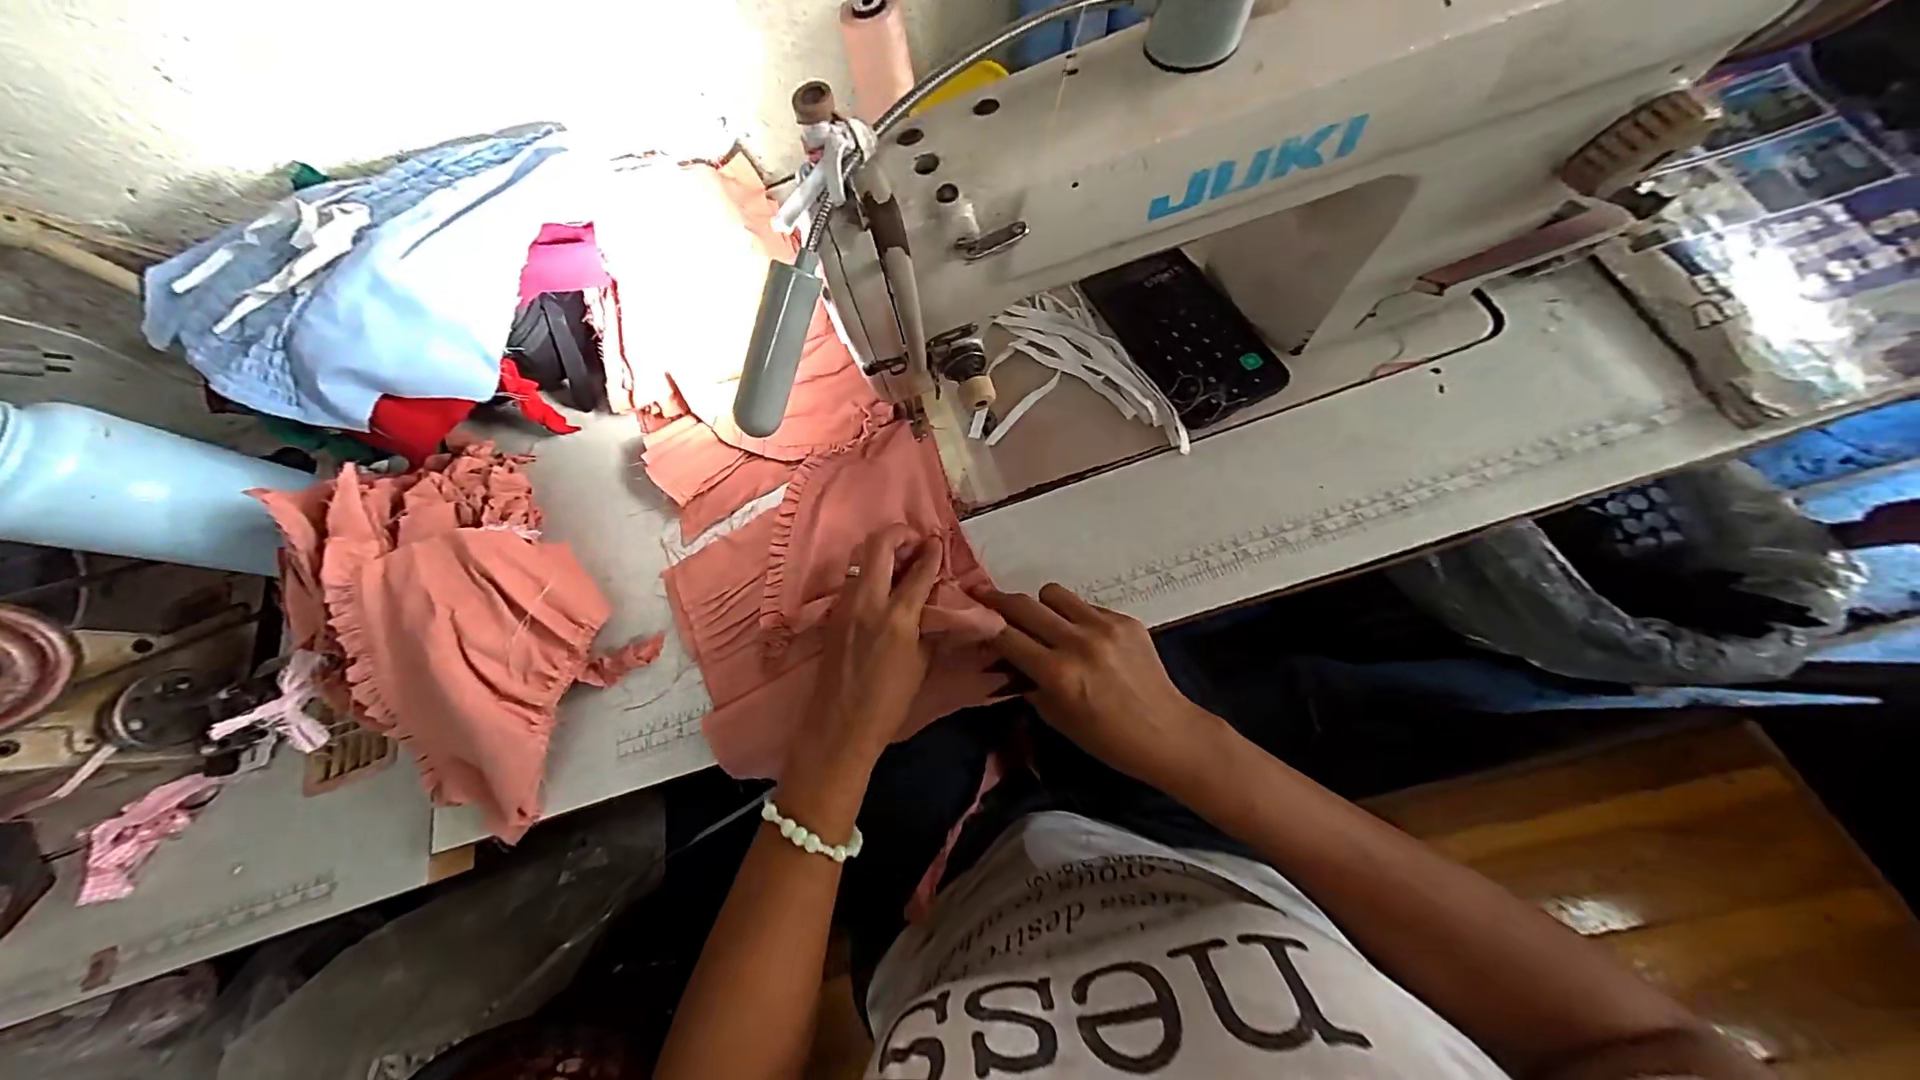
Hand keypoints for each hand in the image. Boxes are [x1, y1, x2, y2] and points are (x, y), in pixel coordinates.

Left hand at [790, 525, 943, 786]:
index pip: (919, 569)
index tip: (937, 544)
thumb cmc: (889, 701)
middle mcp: (867, 601)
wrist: (839, 725)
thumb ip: (929, 626)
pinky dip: (871, 574)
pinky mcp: (833, 615)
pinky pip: (853, 581)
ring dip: (883, 553)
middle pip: (879, 545)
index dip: (932, 552)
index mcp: (896, 616)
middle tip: (915, 543)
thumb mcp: (921, 664)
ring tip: (901, 564)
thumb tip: (935, 602)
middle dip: (899, 535)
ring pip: (862, 560)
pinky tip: (883, 588)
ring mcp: (845, 605)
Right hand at [976, 584, 1233, 796]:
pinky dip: (1075, 617)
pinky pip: (1085, 606)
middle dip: (999, 602)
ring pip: (1053, 594)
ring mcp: (1105, 626)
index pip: (1007, 636)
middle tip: (986, 601)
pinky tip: (1085, 639)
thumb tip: (1007, 660)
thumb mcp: (1057, 717)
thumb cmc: (1107, 739)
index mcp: (1058, 673)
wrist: (1168, 733)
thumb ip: (1029, 683)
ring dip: (1040, 606)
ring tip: (1044, 623)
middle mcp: (1078, 642)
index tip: (969, 616)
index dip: (984, 625)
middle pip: (1024, 605)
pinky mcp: (1126, 620)